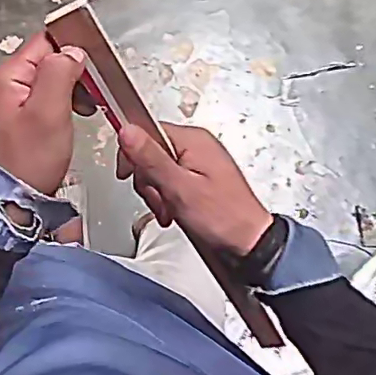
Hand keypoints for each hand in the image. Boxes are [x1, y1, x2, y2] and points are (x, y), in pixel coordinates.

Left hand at [0, 34, 88, 194]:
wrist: (16, 199)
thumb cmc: (28, 162)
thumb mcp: (49, 112)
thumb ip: (59, 73)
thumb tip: (72, 51)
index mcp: (5, 77)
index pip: (44, 43)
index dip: (72, 51)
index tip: (90, 70)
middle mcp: (2, 85)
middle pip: (47, 60)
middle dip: (73, 73)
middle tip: (88, 96)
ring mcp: (8, 101)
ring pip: (49, 78)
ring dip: (71, 89)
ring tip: (82, 108)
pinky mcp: (18, 116)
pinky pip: (45, 97)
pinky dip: (63, 102)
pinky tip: (72, 115)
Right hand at [116, 123, 273, 253]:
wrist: (247, 243)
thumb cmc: (223, 217)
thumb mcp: (178, 187)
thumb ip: (150, 157)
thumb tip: (128, 130)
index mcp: (192, 140)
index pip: (145, 131)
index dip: (133, 155)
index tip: (129, 174)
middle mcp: (195, 146)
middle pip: (148, 152)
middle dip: (146, 180)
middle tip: (158, 197)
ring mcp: (196, 162)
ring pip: (155, 169)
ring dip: (154, 193)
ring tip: (167, 208)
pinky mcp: (195, 177)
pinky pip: (166, 180)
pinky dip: (164, 197)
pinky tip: (171, 210)